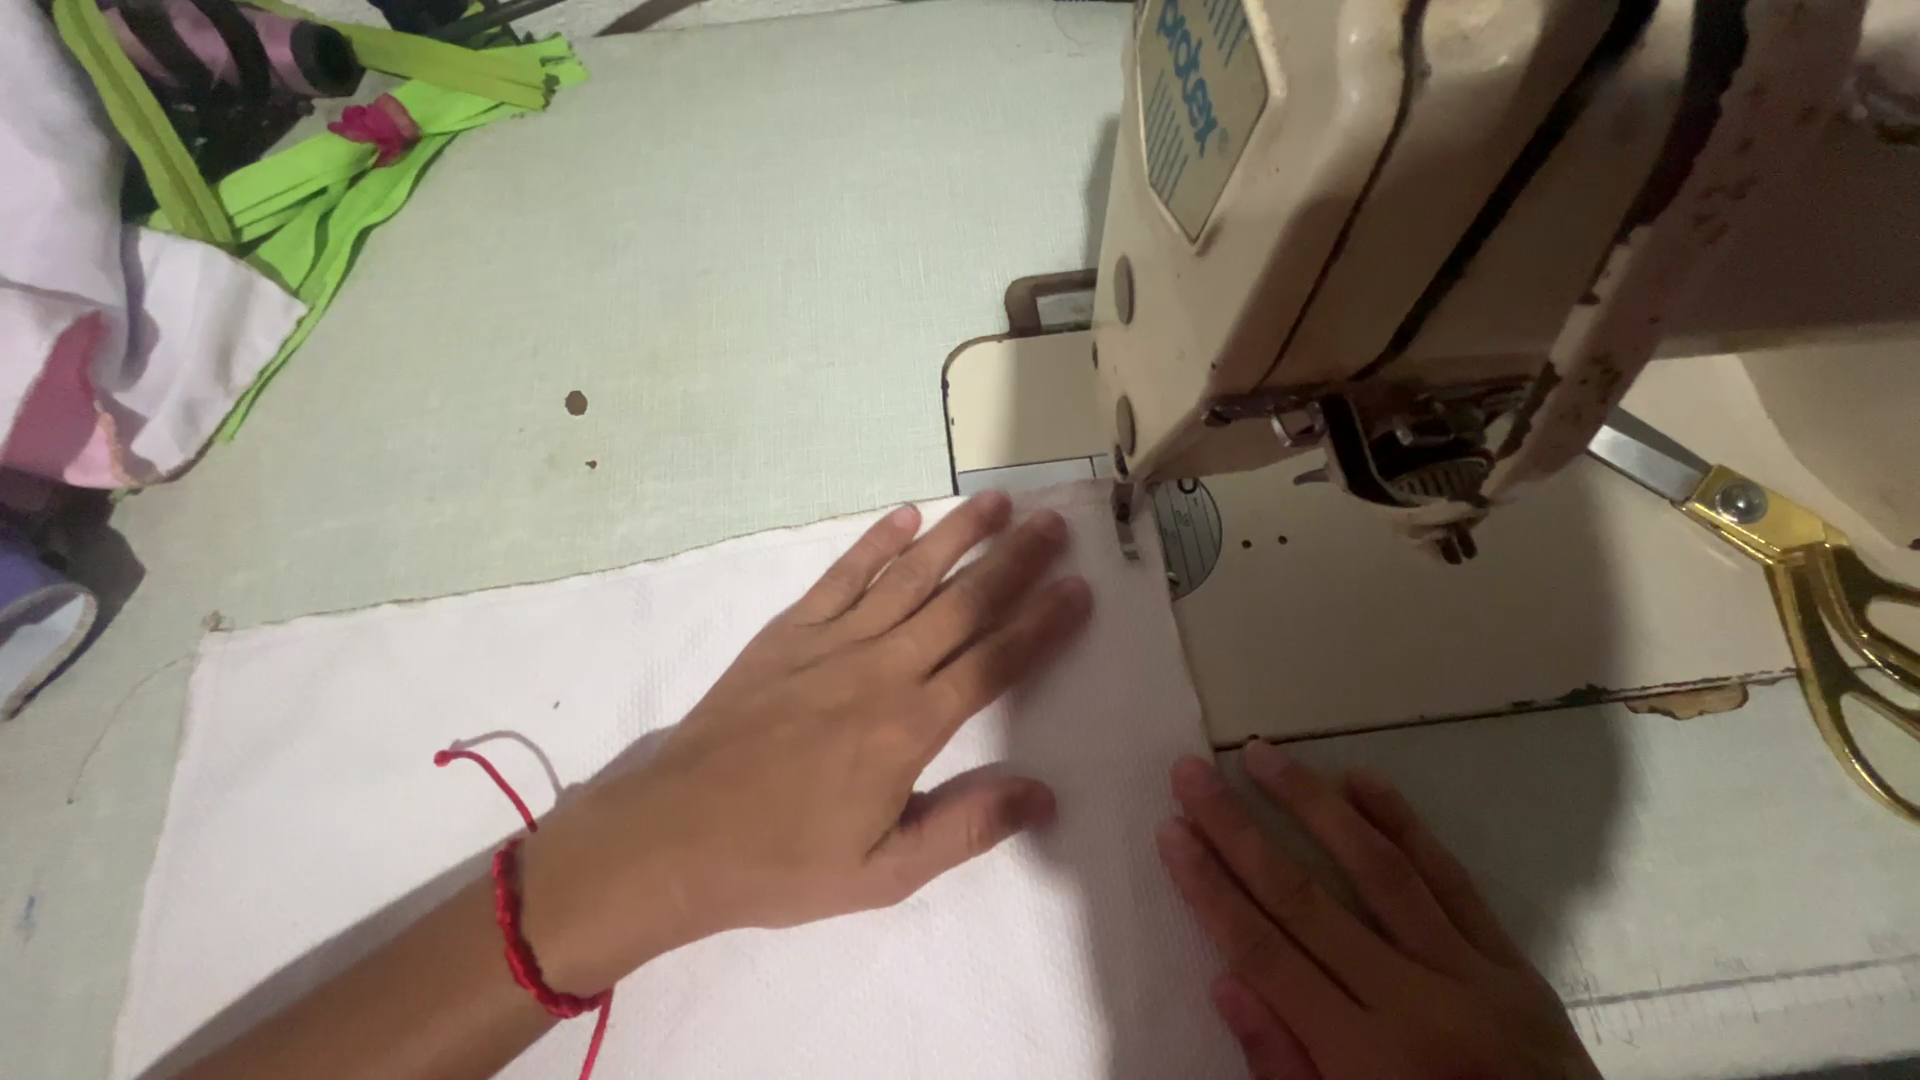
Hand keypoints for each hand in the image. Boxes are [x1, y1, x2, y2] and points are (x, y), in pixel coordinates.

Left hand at [526, 492, 1093, 989]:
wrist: (672, 837)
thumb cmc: (782, 861)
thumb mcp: (883, 873)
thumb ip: (966, 827)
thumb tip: (1044, 794)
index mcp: (908, 727)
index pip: (994, 662)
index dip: (1042, 624)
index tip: (1079, 588)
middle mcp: (879, 670)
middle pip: (961, 604)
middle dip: (1014, 562)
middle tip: (1055, 525)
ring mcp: (829, 643)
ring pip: (908, 577)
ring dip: (956, 536)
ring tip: (998, 503)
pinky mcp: (786, 632)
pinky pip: (840, 577)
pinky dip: (874, 544)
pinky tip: (904, 516)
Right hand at [1157, 743, 1600, 1079]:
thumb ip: (1286, 1069)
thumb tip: (1227, 983)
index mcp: (1367, 1059)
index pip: (1263, 952)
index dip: (1209, 888)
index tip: (1171, 831)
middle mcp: (1416, 1005)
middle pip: (1302, 898)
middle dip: (1236, 829)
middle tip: (1193, 773)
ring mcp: (1471, 976)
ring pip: (1377, 868)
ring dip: (1310, 803)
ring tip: (1264, 754)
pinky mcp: (1513, 964)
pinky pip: (1453, 881)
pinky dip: (1405, 826)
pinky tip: (1362, 780)